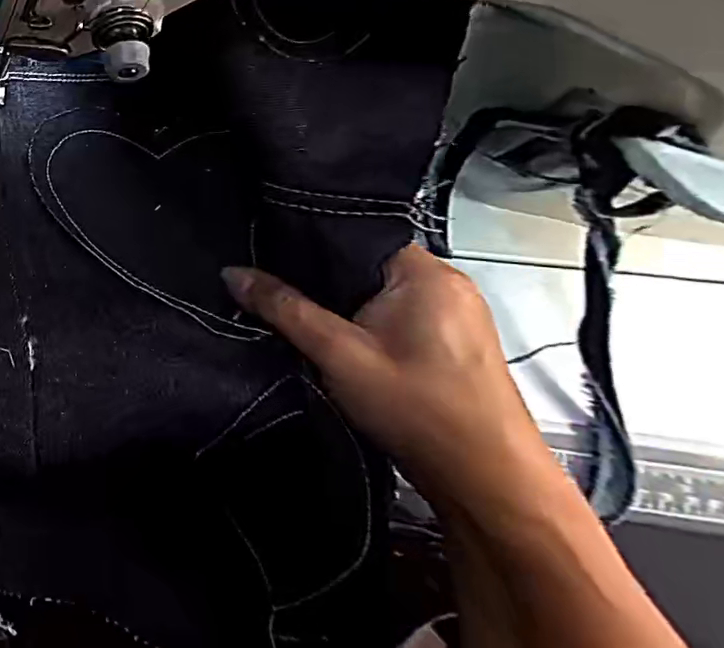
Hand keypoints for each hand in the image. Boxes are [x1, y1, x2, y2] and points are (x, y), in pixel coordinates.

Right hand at [223, 247, 558, 513]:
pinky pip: (398, 316)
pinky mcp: (456, 345)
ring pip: (380, 293)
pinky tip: (341, 343)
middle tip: (277, 288)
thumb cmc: (421, 412)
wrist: (491, 490)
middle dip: (323, 279)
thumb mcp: (339, 355)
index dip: (310, 243)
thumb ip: (284, 308)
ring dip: (346, 306)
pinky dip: (367, 324)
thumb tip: (233, 272)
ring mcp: (457, 316)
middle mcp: (448, 284)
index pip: (356, 234)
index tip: (268, 252)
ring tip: (303, 315)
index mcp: (428, 272)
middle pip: (366, 264)